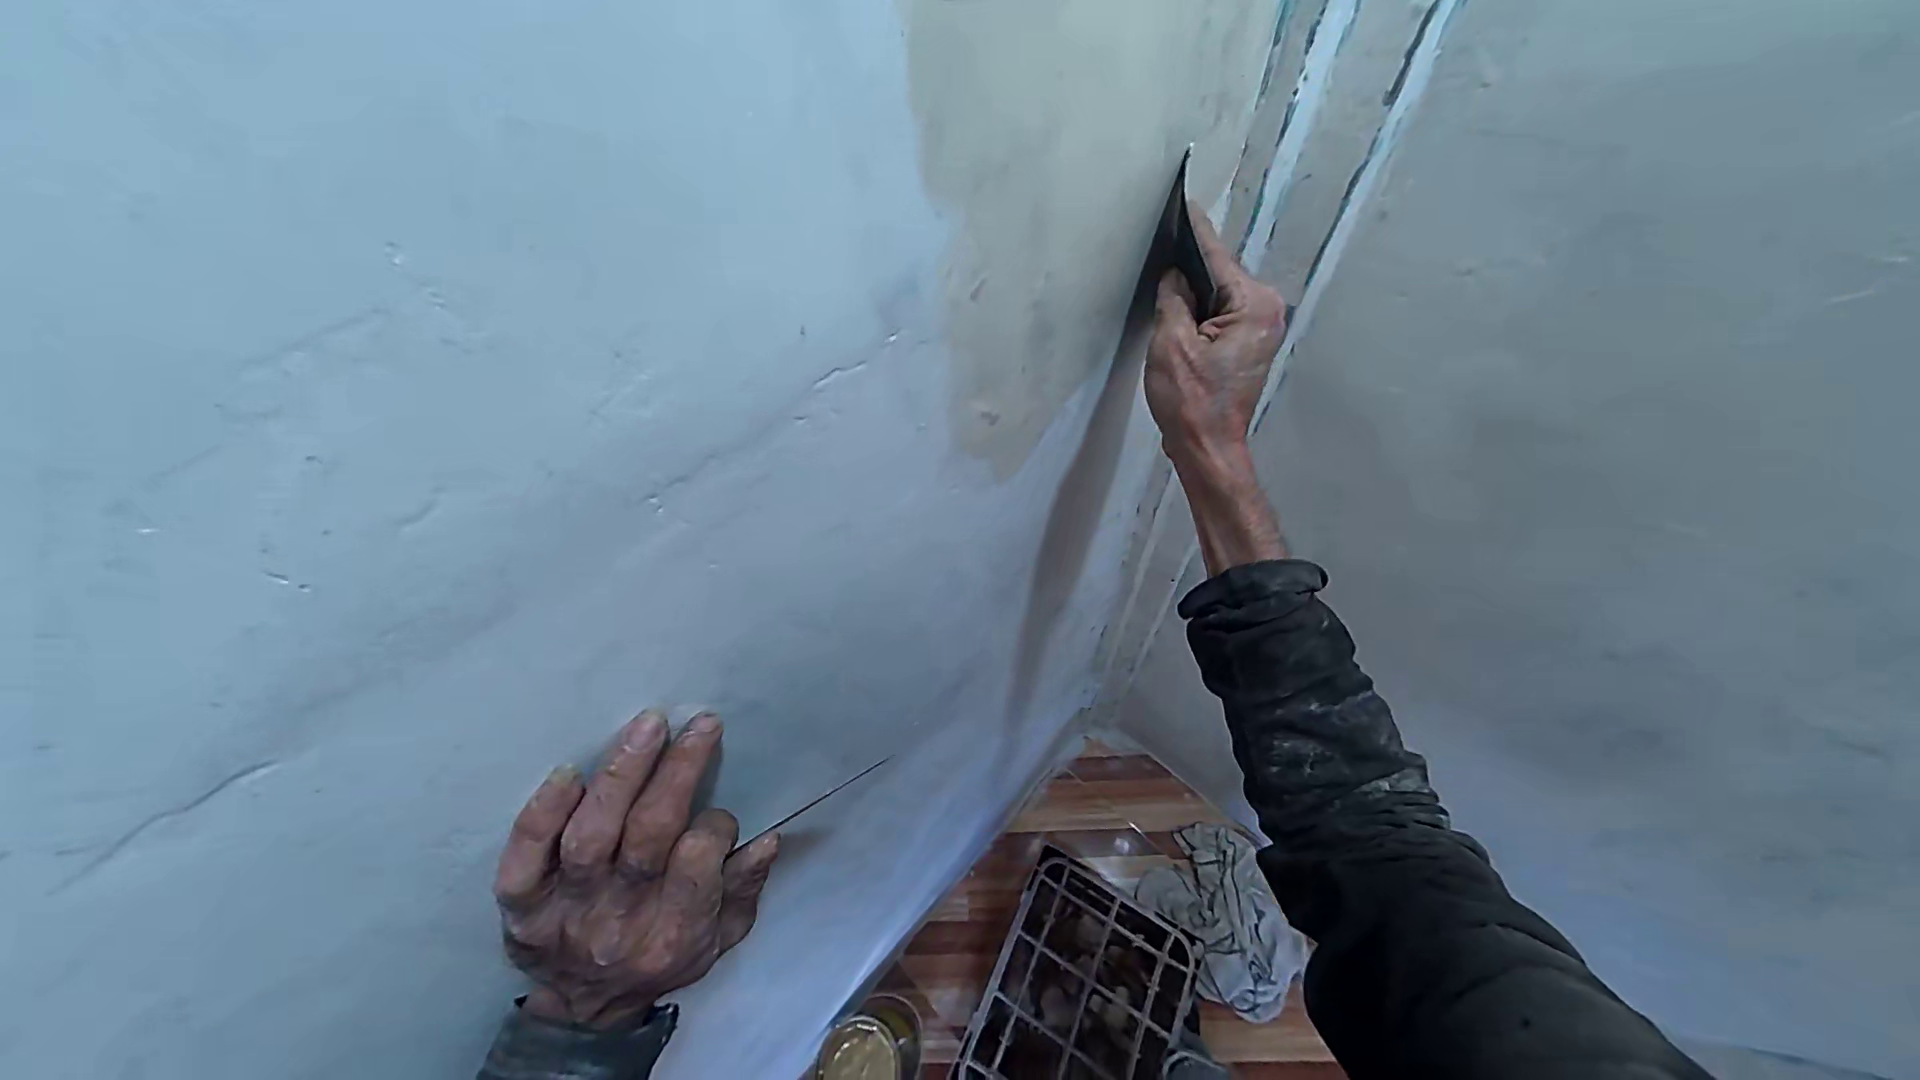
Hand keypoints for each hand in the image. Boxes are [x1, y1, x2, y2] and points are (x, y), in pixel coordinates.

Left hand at [493, 710, 779, 1029]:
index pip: (699, 858)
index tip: (718, 811)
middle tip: (702, 724)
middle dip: (680, 770)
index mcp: (675, 928)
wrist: (586, 1010)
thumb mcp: (724, 934)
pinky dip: (542, 816)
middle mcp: (619, 918)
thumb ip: (745, 887)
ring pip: (591, 835)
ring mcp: (565, 911)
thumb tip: (767, 840)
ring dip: (622, 773)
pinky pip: (522, 862)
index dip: (716, 824)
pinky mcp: (522, 907)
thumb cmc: (669, 953)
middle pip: (649, 833)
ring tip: (648, 726)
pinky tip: (569, 773)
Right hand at [1143, 202, 1288, 468]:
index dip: (1194, 234)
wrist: (1207, 448)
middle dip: (1191, 267)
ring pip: (1220, 298)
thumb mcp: (1171, 344)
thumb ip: (1173, 300)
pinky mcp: (1248, 348)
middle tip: (1161, 248)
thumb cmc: (1190, 400)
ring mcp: (1261, 330)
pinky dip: (1201, 313)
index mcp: (1253, 304)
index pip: (1217, 257)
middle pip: (1220, 276)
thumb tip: (1174, 275)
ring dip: (1194, 293)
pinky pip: (1221, 317)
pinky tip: (1178, 310)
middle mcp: (1267, 310)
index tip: (1183, 204)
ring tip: (1165, 278)